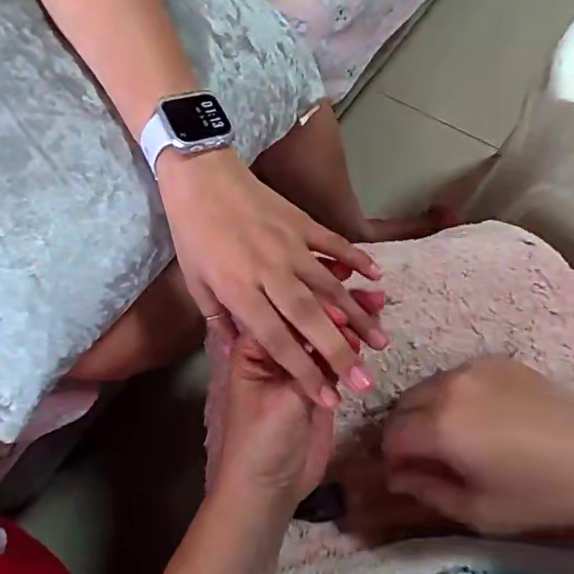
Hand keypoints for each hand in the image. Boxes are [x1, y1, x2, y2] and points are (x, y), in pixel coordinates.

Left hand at [157, 148, 385, 408]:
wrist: (200, 176)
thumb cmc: (193, 234)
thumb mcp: (195, 282)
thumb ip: (220, 318)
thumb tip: (239, 349)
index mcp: (239, 291)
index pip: (276, 340)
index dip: (303, 372)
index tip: (328, 398)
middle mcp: (269, 273)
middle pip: (309, 319)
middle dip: (340, 353)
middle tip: (367, 380)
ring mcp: (290, 246)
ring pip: (329, 286)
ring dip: (356, 315)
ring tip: (380, 339)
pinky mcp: (302, 222)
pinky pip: (334, 244)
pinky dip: (355, 260)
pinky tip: (375, 278)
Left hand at [208, 284, 383, 510]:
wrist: (266, 488)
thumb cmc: (259, 441)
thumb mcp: (282, 400)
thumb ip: (309, 367)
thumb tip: (335, 331)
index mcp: (254, 346)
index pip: (285, 312)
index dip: (314, 300)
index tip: (342, 287)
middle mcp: (276, 348)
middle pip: (309, 318)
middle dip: (339, 304)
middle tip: (370, 291)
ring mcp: (299, 365)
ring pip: (327, 334)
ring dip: (352, 320)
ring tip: (379, 303)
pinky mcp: (319, 382)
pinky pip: (338, 356)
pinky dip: (355, 344)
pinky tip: (373, 331)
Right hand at [382, 359, 573, 534]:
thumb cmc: (543, 495)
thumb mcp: (480, 512)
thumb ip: (428, 491)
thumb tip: (396, 478)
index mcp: (440, 426)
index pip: (390, 436)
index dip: (391, 459)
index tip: (404, 475)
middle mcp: (449, 387)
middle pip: (403, 406)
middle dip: (404, 432)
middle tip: (425, 459)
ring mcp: (474, 368)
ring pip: (428, 387)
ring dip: (426, 411)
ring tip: (452, 438)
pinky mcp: (498, 361)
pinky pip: (457, 376)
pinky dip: (453, 395)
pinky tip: (480, 418)